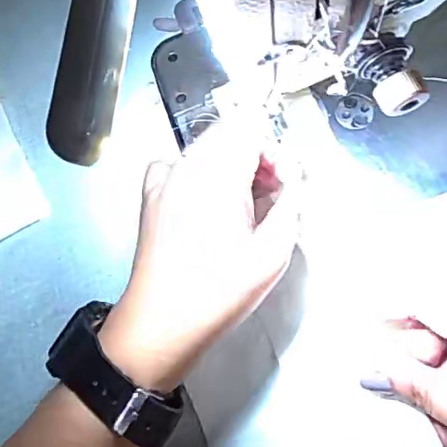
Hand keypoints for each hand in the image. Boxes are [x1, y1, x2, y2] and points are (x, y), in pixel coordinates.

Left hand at [100, 117, 298, 392]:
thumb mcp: (274, 252)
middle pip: (231, 130)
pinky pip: (186, 164)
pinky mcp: (152, 191)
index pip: (251, 124)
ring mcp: (164, 176)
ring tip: (242, 209)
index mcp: (217, 174)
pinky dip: (205, 176)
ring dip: (233, 166)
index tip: (282, 181)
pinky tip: (210, 208)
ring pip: (210, 145)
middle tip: (269, 198)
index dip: (274, 148)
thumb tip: (294, 177)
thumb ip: (292, 201)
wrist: (161, 323)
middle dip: (257, 156)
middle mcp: (185, 165)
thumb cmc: (218, 292)